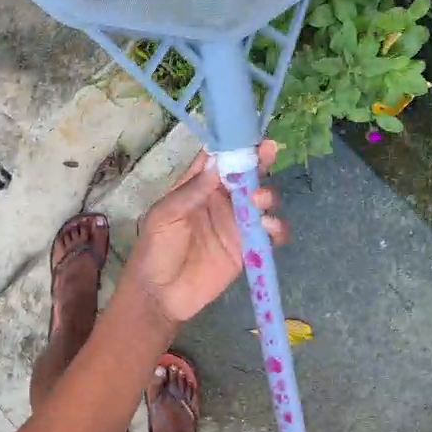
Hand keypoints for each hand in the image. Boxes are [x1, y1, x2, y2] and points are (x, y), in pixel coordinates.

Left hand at [122, 141, 289, 332]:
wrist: (160, 295)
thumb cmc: (155, 250)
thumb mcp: (164, 216)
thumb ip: (191, 191)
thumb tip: (217, 164)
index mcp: (196, 188)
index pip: (218, 162)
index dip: (234, 148)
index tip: (250, 136)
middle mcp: (219, 202)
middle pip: (245, 177)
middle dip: (258, 164)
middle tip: (269, 154)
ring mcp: (235, 225)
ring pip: (261, 202)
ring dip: (267, 196)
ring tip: (259, 201)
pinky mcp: (246, 249)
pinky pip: (268, 234)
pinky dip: (276, 229)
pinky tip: (270, 229)